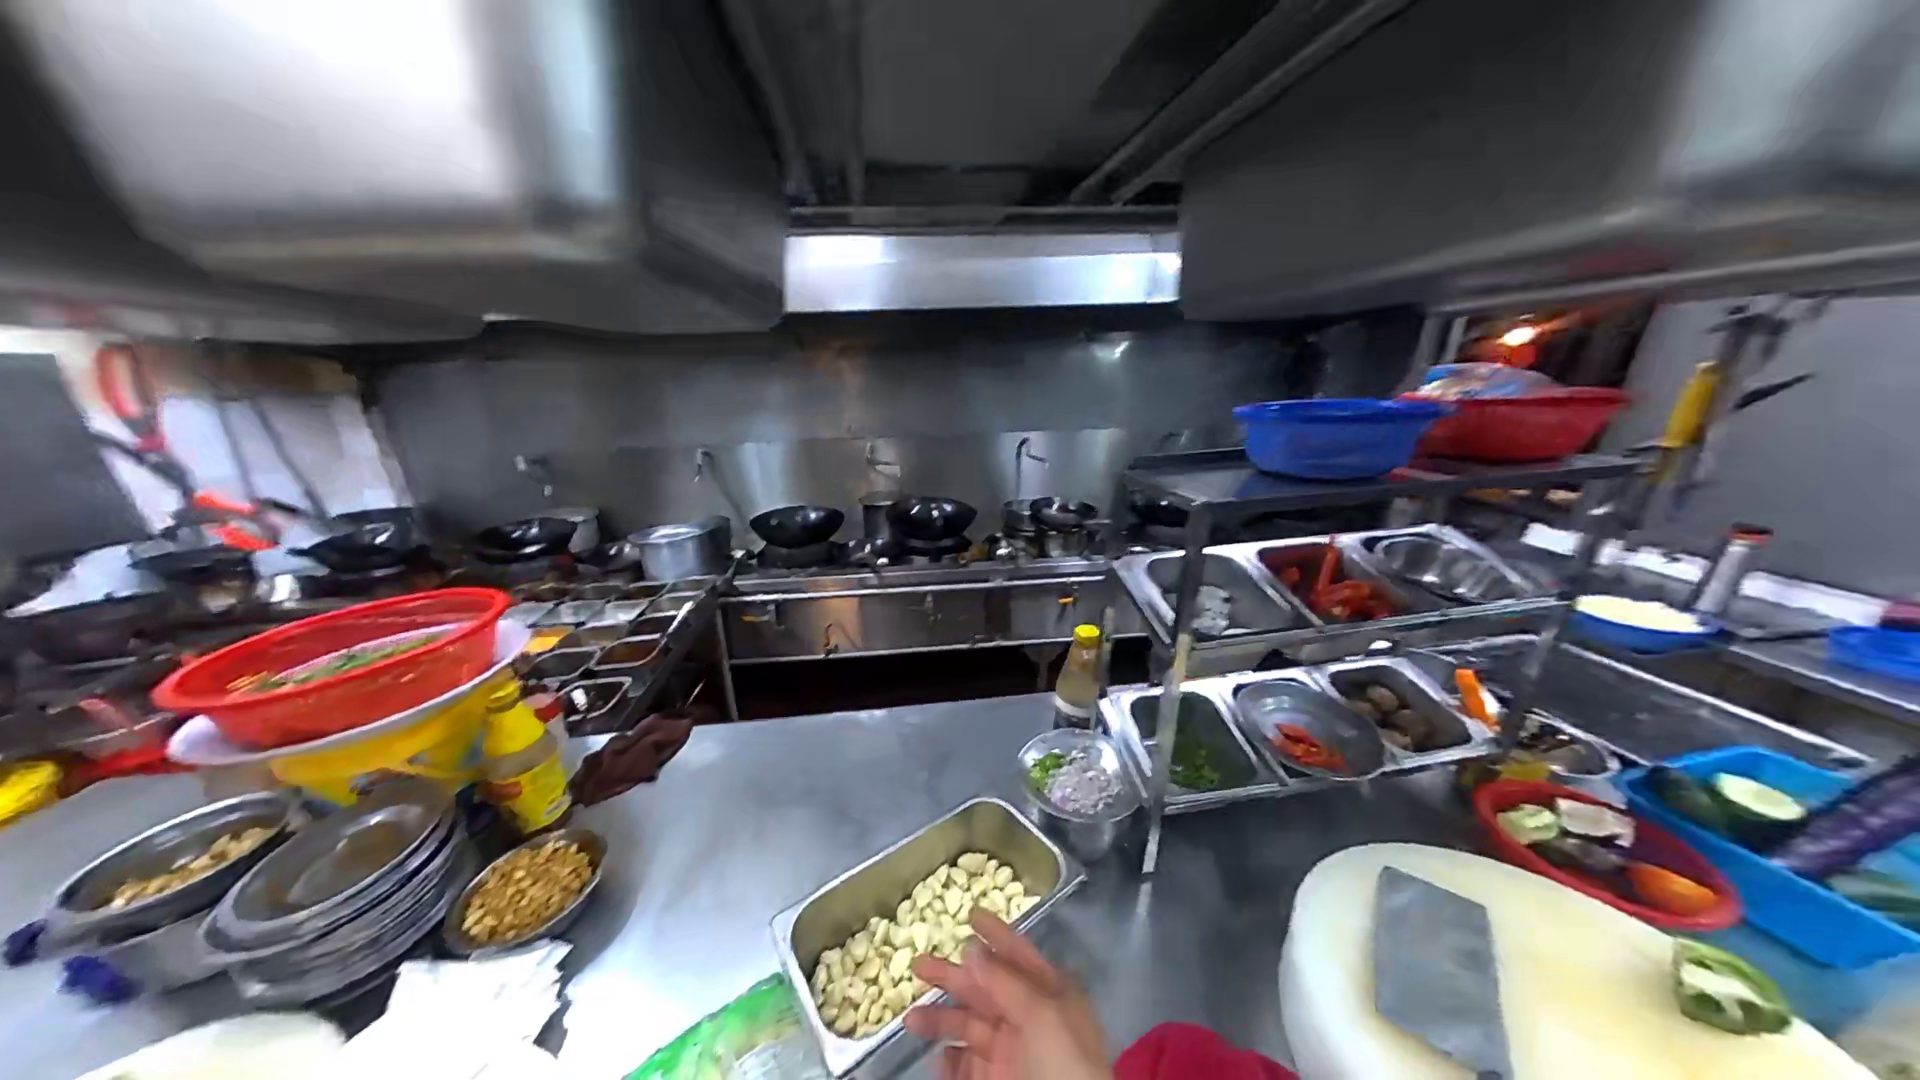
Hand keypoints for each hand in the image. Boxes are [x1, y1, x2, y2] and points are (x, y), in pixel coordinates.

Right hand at [904, 910, 1110, 1079]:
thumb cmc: (1064, 1066)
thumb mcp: (1042, 1015)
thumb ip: (1006, 981)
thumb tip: (971, 948)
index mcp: (1049, 995)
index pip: (1018, 955)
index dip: (995, 934)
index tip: (970, 914)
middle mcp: (1028, 1019)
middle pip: (985, 989)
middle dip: (952, 975)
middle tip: (919, 964)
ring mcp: (1012, 1054)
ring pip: (969, 1027)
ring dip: (940, 1020)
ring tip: (911, 1018)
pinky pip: (966, 1067)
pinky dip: (949, 1063)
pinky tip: (938, 1059)